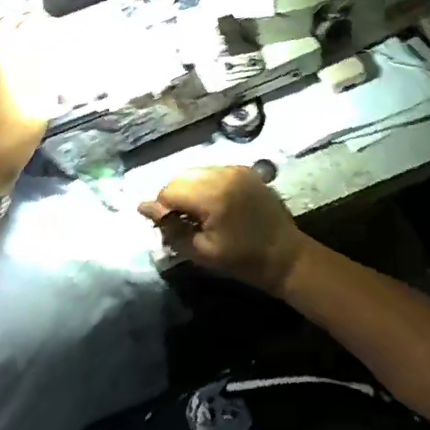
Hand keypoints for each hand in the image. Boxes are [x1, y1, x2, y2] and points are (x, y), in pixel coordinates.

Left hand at [0, 16, 51, 191]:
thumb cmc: (14, 135)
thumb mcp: (40, 103)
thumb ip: (44, 71)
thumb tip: (49, 50)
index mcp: (5, 56)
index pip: (28, 27)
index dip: (45, 24)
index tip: (60, 25)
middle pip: (5, 27)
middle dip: (25, 24)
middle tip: (45, 29)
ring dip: (9, 33)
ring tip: (29, 40)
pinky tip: (9, 58)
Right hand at [140, 166, 312, 294]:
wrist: (285, 255)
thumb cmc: (242, 260)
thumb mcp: (201, 251)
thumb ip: (170, 227)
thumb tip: (144, 207)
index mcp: (213, 194)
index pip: (170, 190)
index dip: (162, 209)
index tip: (168, 228)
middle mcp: (225, 173)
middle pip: (182, 176)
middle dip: (174, 196)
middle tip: (180, 222)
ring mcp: (238, 169)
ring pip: (198, 171)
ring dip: (190, 189)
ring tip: (197, 214)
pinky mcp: (247, 171)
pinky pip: (215, 171)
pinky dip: (207, 184)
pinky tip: (213, 205)